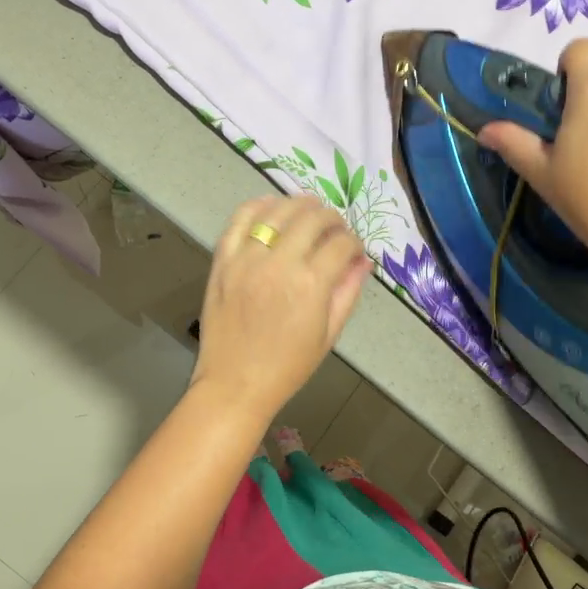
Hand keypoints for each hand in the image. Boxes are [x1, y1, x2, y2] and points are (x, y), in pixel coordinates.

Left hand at [191, 196, 370, 418]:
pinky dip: (257, 206)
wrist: (235, 384)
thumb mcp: (328, 334)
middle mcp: (280, 263)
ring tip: (309, 209)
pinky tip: (271, 206)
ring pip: (277, 211)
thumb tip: (364, 261)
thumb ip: (348, 292)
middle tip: (336, 228)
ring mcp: (247, 259)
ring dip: (298, 204)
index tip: (355, 250)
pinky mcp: (223, 261)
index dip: (354, 243)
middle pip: (313, 218)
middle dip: (332, 218)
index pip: (342, 244)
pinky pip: (239, 220)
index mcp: (311, 285)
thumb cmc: (288, 367)